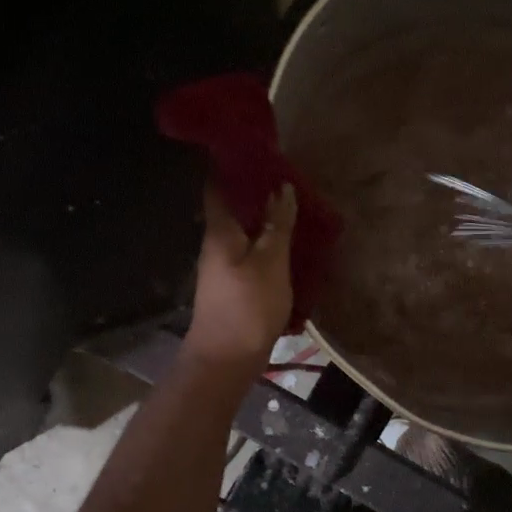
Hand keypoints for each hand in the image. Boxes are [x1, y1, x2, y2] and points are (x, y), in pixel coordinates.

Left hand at [184, 181, 295, 367]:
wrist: (226, 360)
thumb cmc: (248, 306)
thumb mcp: (270, 262)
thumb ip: (277, 225)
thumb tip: (282, 188)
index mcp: (219, 232)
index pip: (219, 186)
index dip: (233, 165)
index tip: (257, 150)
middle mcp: (216, 244)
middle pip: (233, 208)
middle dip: (257, 192)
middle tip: (288, 176)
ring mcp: (223, 267)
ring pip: (244, 231)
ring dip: (265, 218)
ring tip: (295, 206)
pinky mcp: (234, 286)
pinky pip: (251, 252)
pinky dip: (268, 242)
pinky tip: (289, 243)